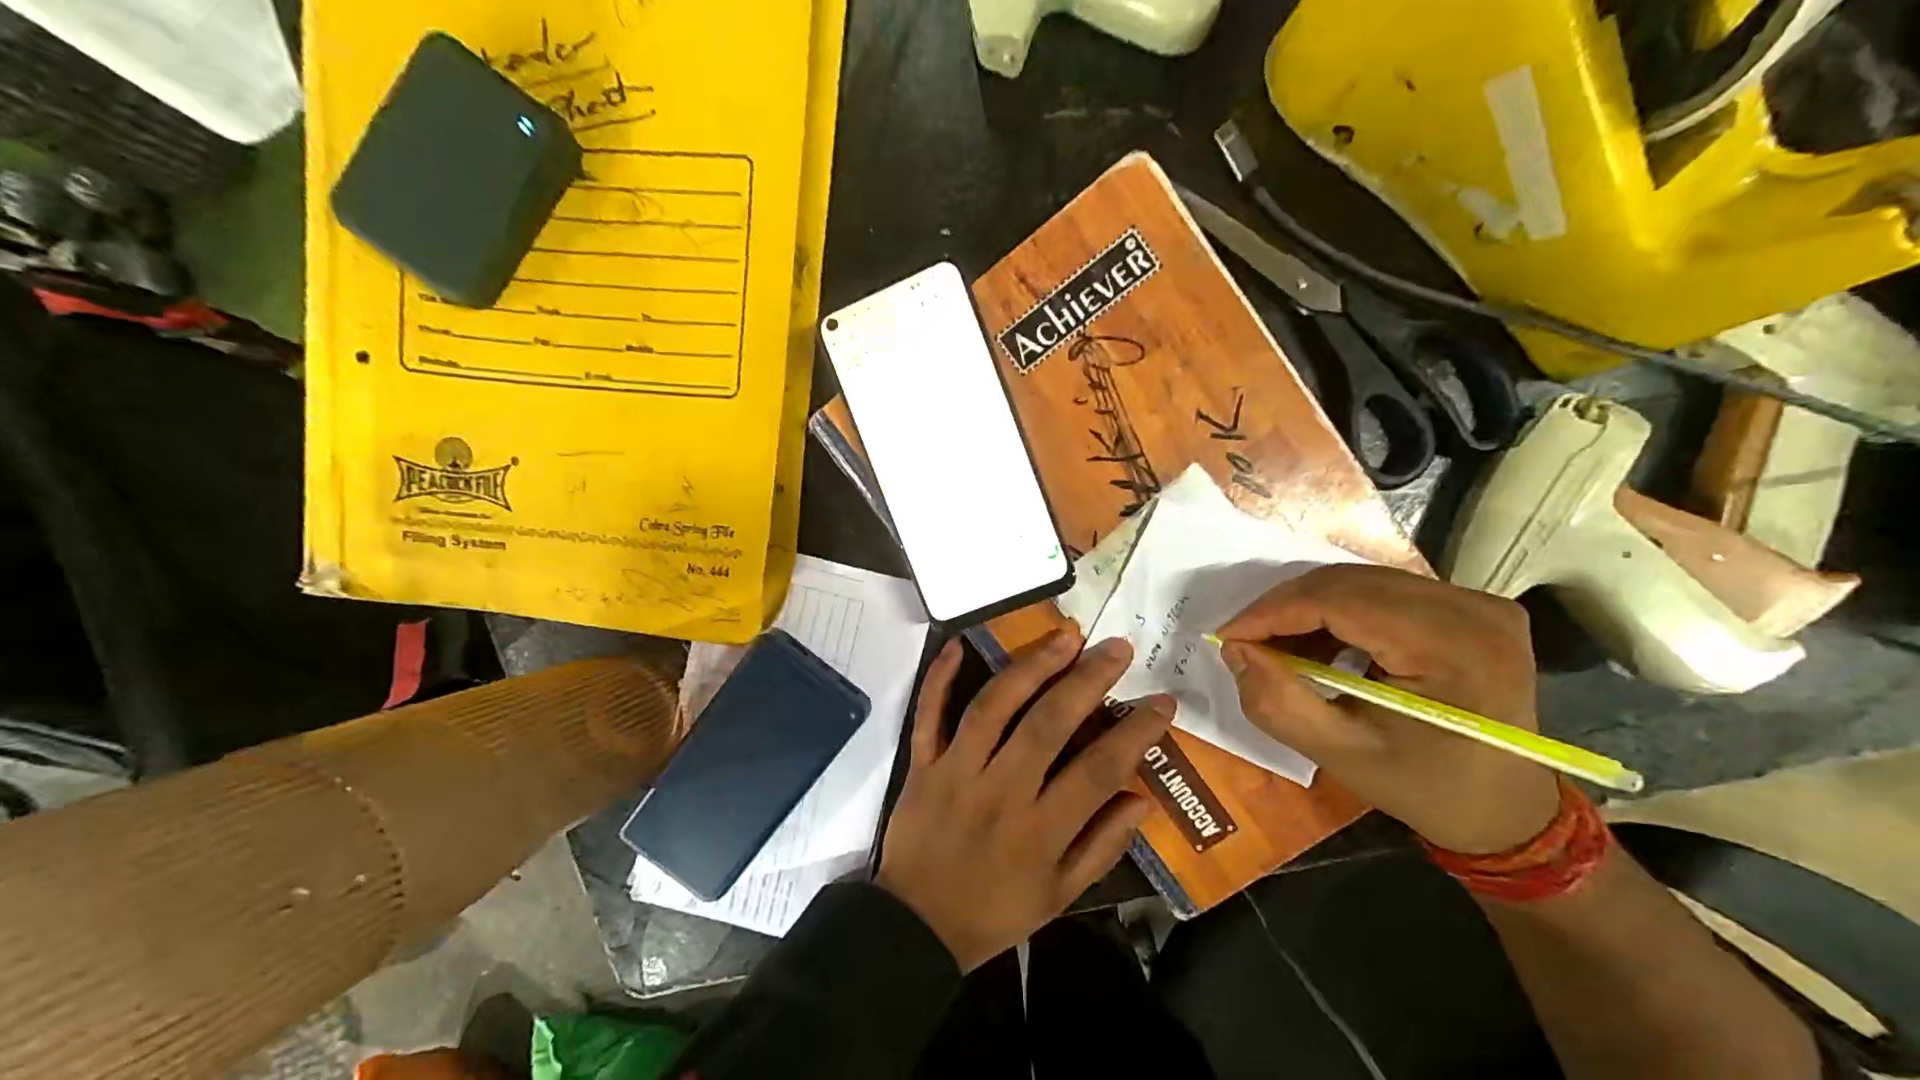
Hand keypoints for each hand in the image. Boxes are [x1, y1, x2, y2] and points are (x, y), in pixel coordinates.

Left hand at [876, 629, 1176, 971]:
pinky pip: (928, 714)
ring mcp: (956, 772)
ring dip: (1030, 666)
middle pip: (1047, 724)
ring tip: (1064, 637)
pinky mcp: (922, 765)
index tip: (1162, 701)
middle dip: (1088, 681)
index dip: (1136, 732)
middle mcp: (1001, 791)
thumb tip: (1142, 797)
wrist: (915, 927)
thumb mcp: (1059, 896)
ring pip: (993, 708)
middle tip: (1117, 648)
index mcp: (1041, 830)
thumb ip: (1102, 846)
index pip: (1099, 770)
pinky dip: (940, 677)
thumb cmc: (994, 912)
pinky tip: (959, 643)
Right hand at [1216, 564, 1558, 854]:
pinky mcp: (1470, 606)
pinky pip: (1382, 591)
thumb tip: (1235, 649)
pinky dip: (1337, 611)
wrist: (1507, 811)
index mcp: (1455, 650)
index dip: (1274, 612)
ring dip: (1307, 608)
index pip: (1342, 601)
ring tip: (1275, 645)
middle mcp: (1475, 610)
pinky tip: (1316, 644)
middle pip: (1350, 582)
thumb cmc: (1426, 790)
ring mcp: (1478, 602)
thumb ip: (1278, 702)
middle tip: (1245, 641)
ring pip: (1361, 581)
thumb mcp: (1340, 755)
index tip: (1228, 636)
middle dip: (1285, 607)